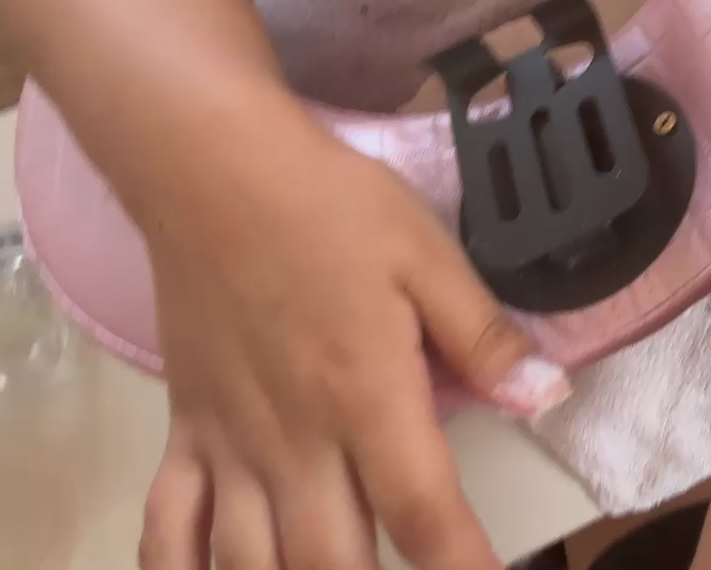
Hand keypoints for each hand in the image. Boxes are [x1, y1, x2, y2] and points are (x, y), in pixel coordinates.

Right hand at [136, 124, 560, 569]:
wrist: (222, 179)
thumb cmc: (342, 213)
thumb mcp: (433, 261)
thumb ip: (484, 337)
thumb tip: (546, 396)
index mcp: (367, 398)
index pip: (423, 506)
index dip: (460, 563)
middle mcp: (293, 441)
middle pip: (331, 559)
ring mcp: (226, 442)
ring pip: (245, 564)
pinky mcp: (182, 427)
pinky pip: (164, 528)